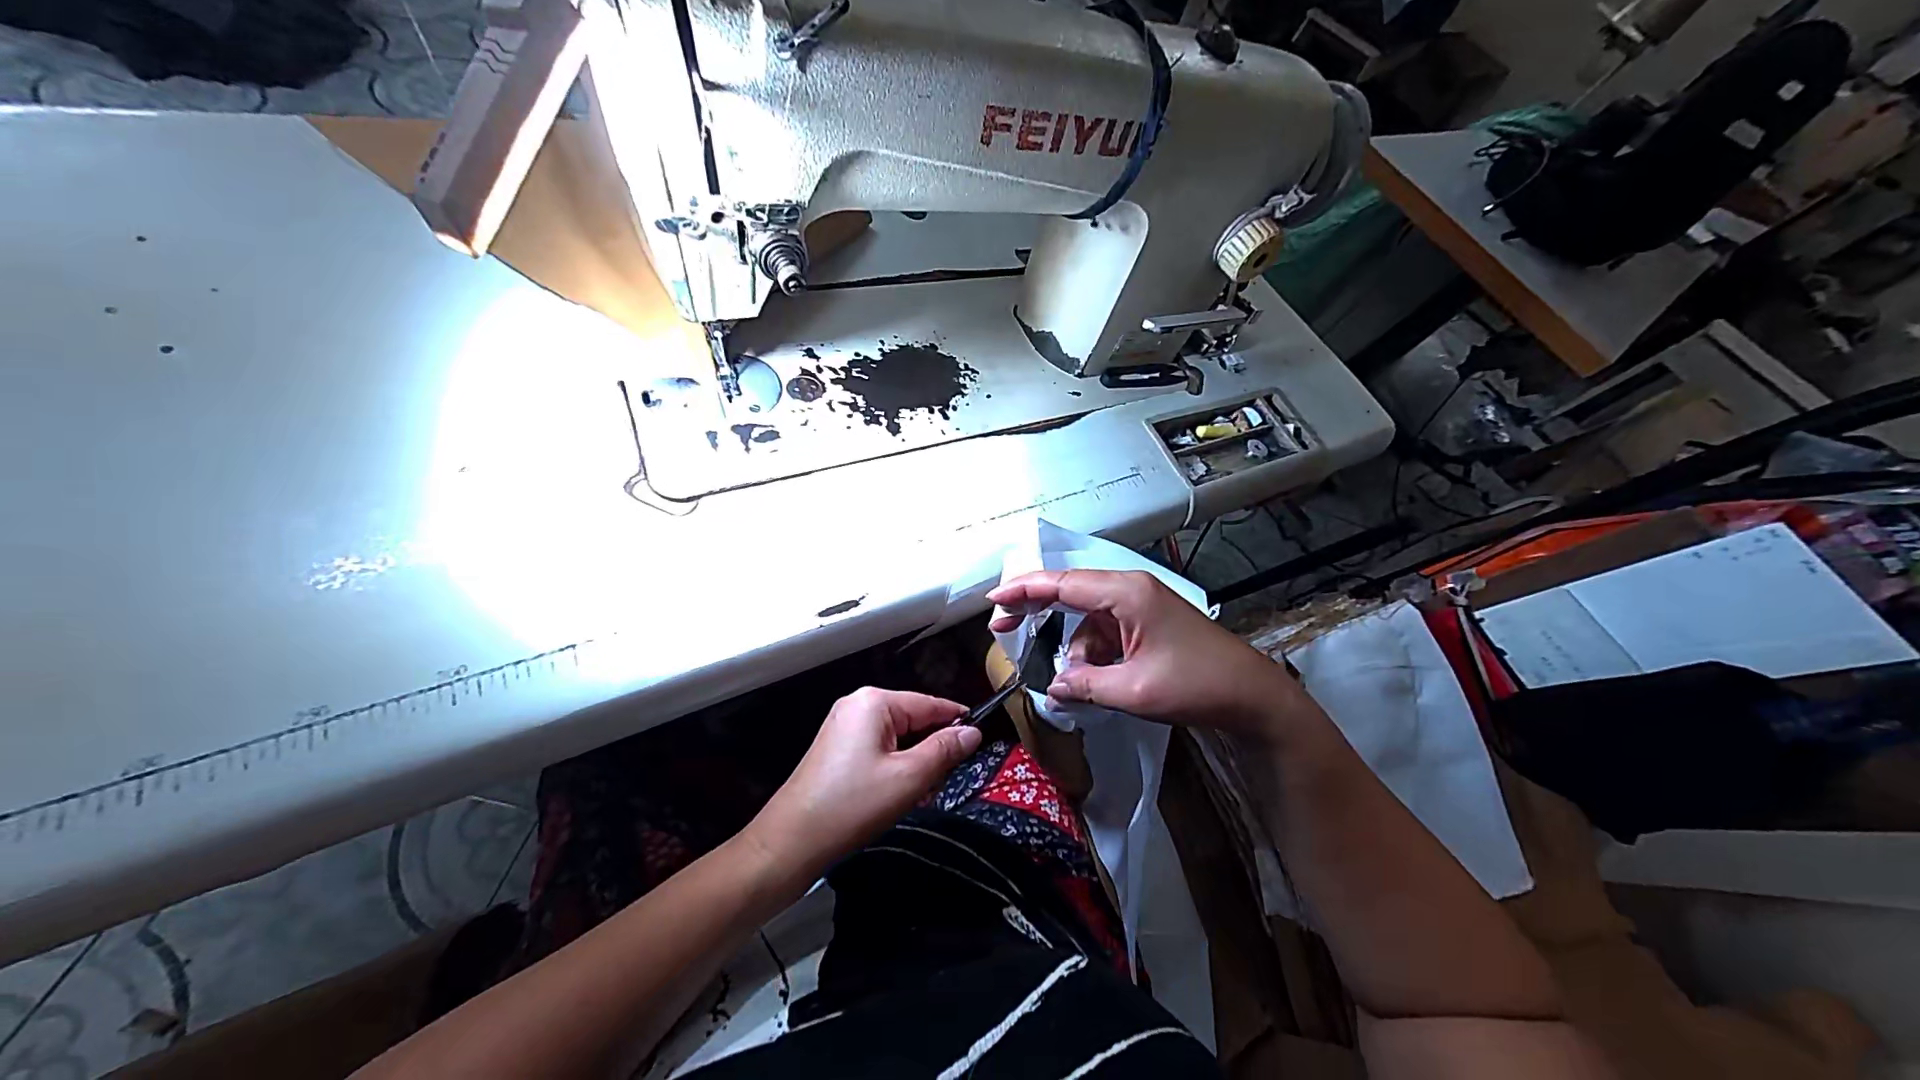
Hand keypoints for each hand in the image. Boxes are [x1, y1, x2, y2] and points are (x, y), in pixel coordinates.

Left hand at [745, 688, 981, 879]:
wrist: (790, 843)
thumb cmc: (851, 806)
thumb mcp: (909, 778)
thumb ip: (945, 750)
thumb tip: (972, 731)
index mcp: (873, 702)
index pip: (930, 703)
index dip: (957, 721)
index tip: (983, 738)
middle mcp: (857, 706)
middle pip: (914, 720)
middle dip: (933, 750)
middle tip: (944, 782)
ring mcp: (844, 728)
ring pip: (898, 739)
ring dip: (915, 765)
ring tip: (920, 796)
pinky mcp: (837, 752)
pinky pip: (879, 751)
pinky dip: (895, 770)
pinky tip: (899, 798)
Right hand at [988, 569, 1309, 741]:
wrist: (1253, 696)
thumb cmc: (1198, 685)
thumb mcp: (1133, 691)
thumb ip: (1084, 685)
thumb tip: (1052, 685)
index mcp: (1126, 593)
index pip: (1062, 583)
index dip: (1022, 590)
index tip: (993, 601)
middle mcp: (1130, 590)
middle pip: (1069, 593)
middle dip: (1037, 612)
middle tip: (1004, 628)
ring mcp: (1140, 606)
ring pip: (1086, 621)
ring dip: (1075, 650)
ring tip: (1081, 685)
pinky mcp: (1147, 623)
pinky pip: (1105, 633)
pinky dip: (1094, 655)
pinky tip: (1098, 682)